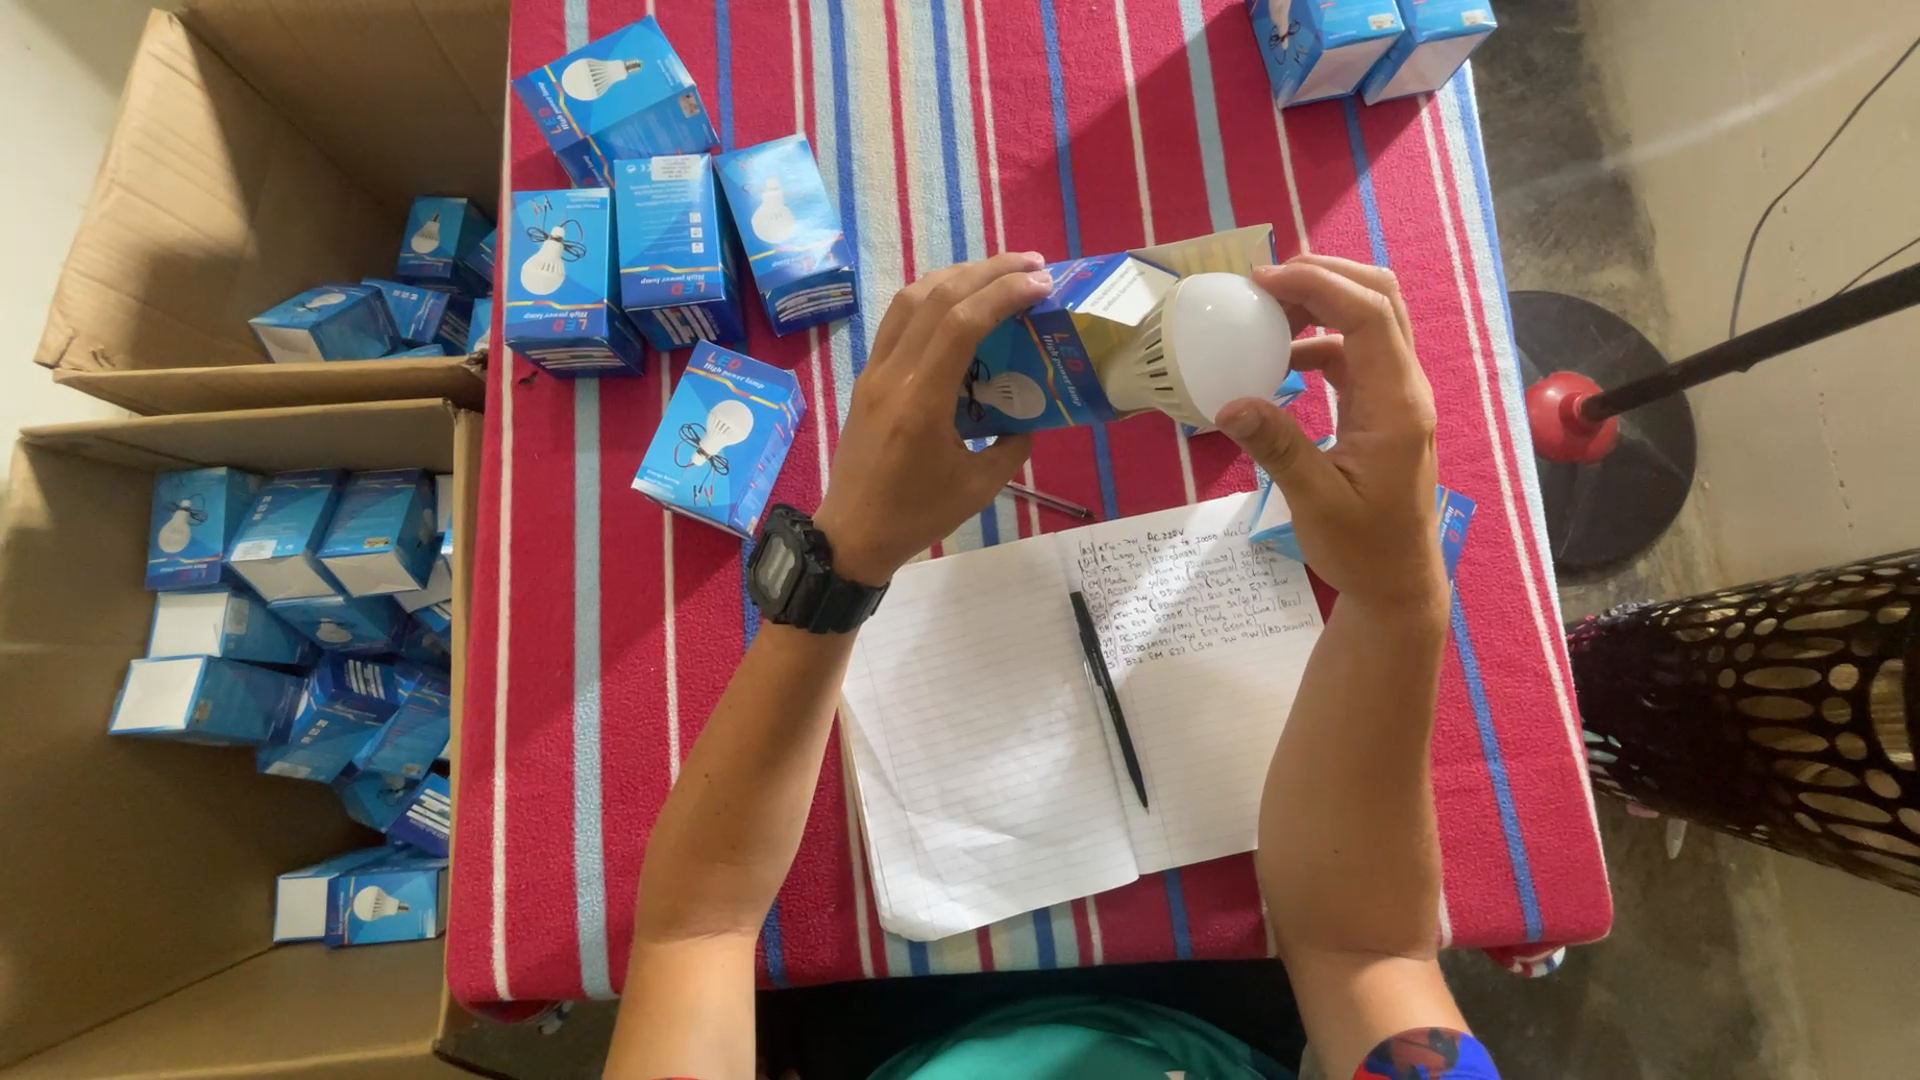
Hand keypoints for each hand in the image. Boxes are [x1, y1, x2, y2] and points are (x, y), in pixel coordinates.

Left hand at [814, 251, 1053, 583]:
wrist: (852, 534)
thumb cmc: (916, 517)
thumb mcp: (979, 487)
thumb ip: (1012, 445)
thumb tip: (1029, 415)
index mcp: (921, 403)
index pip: (961, 323)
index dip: (1004, 293)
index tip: (1042, 283)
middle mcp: (893, 376)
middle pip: (936, 297)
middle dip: (988, 271)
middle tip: (1032, 265)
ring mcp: (873, 373)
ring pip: (909, 299)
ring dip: (956, 276)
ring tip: (997, 274)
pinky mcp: (866, 379)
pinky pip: (896, 321)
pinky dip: (930, 298)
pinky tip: (956, 302)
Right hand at [1214, 255, 1445, 614]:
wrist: (1396, 579)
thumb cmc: (1361, 546)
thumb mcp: (1314, 500)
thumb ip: (1276, 447)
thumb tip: (1229, 405)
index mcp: (1396, 405)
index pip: (1367, 317)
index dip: (1318, 287)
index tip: (1262, 283)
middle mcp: (1404, 389)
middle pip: (1380, 301)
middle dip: (1326, 277)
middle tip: (1265, 282)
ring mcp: (1396, 397)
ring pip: (1370, 322)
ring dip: (1322, 304)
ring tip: (1266, 309)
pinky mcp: (1381, 410)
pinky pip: (1354, 356)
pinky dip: (1318, 342)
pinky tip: (1281, 359)